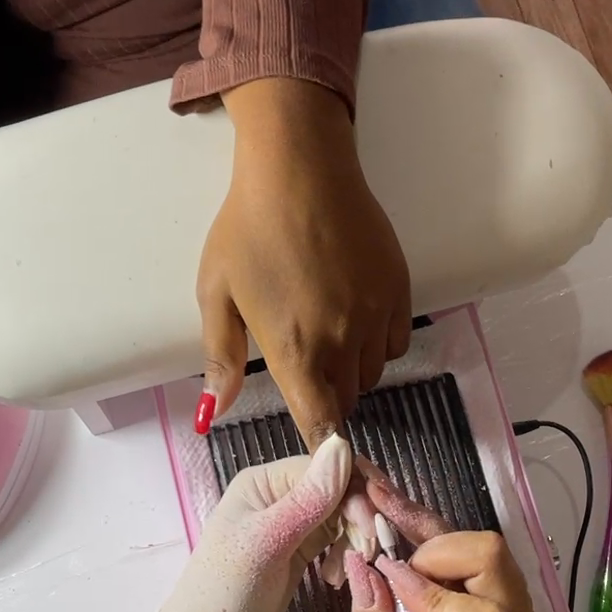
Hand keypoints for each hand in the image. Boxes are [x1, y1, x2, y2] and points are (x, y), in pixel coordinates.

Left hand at [138, 436, 352, 611]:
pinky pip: (338, 538)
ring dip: (354, 539)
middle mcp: (280, 494)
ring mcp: (293, 522)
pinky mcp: (302, 549)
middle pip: (340, 489)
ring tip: (346, 572)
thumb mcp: (266, 543)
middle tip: (366, 555)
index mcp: (265, 481)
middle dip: (360, 518)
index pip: (327, 468)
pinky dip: (345, 555)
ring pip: (344, 514)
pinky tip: (336, 578)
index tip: (373, 528)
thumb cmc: (226, 592)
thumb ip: (307, 499)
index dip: (356, 492)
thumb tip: (342, 443)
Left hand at [196, 78, 411, 447]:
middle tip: (306, 369)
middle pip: (346, 400)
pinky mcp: (399, 290)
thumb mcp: (217, 294)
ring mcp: (375, 315)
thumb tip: (211, 415)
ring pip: (371, 373)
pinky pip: (395, 342)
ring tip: (328, 339)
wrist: (299, 168)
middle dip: (326, 398)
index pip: (319, 421)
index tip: (317, 444)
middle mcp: (341, 341)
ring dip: (351, 371)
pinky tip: (355, 320)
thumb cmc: (247, 230)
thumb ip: (221, 361)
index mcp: (294, 350)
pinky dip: (377, 345)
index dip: (319, 441)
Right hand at [345, 480, 538, 611]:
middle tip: (393, 567)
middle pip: (489, 558)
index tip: (387, 582)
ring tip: (381, 517)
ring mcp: (513, 589)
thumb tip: (361, 569)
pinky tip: (386, 499)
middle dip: (433, 554)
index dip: (431, 597)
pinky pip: (463, 535)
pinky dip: (422, 520)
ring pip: (479, 539)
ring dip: (426, 533)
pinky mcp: (498, 569)